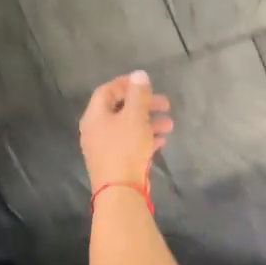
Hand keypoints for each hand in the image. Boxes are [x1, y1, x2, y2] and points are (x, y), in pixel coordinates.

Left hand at [80, 72, 174, 192]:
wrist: (119, 189)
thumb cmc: (126, 147)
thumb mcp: (135, 116)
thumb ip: (139, 94)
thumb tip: (139, 74)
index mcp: (95, 116)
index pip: (107, 91)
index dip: (126, 84)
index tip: (147, 83)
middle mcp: (96, 129)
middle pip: (120, 109)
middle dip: (144, 104)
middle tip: (165, 104)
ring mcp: (104, 147)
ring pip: (128, 127)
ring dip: (149, 122)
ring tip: (169, 125)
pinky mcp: (114, 160)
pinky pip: (130, 142)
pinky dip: (145, 137)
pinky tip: (161, 141)